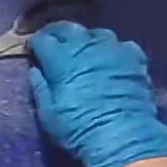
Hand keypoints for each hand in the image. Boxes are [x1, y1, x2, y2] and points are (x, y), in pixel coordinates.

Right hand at [27, 23, 166, 166]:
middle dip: (56, 33)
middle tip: (50, 41)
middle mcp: (88, 48)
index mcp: (62, 60)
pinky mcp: (135, 59)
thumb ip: (40, 87)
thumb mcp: (48, 113)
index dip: (34, 42)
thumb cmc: (77, 128)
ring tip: (81, 48)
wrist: (122, 137)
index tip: (31, 49)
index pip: (44, 40)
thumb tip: (35, 69)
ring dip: (84, 39)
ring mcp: (114, 51)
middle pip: (69, 29)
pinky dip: (110, 49)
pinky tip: (108, 59)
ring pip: (95, 34)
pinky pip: (120, 46)